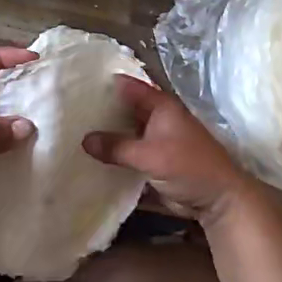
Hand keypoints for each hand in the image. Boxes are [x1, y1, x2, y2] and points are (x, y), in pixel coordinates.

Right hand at [83, 75, 255, 223]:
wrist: (217, 199)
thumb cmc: (189, 167)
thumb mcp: (151, 155)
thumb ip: (118, 147)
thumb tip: (84, 139)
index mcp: (161, 106)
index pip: (129, 86)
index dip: (105, 82)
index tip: (75, 82)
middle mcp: (155, 119)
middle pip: (122, 110)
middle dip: (99, 111)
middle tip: (64, 111)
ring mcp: (152, 142)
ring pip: (122, 134)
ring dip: (103, 137)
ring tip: (67, 133)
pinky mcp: (150, 163)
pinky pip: (125, 156)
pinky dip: (110, 157)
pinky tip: (84, 159)